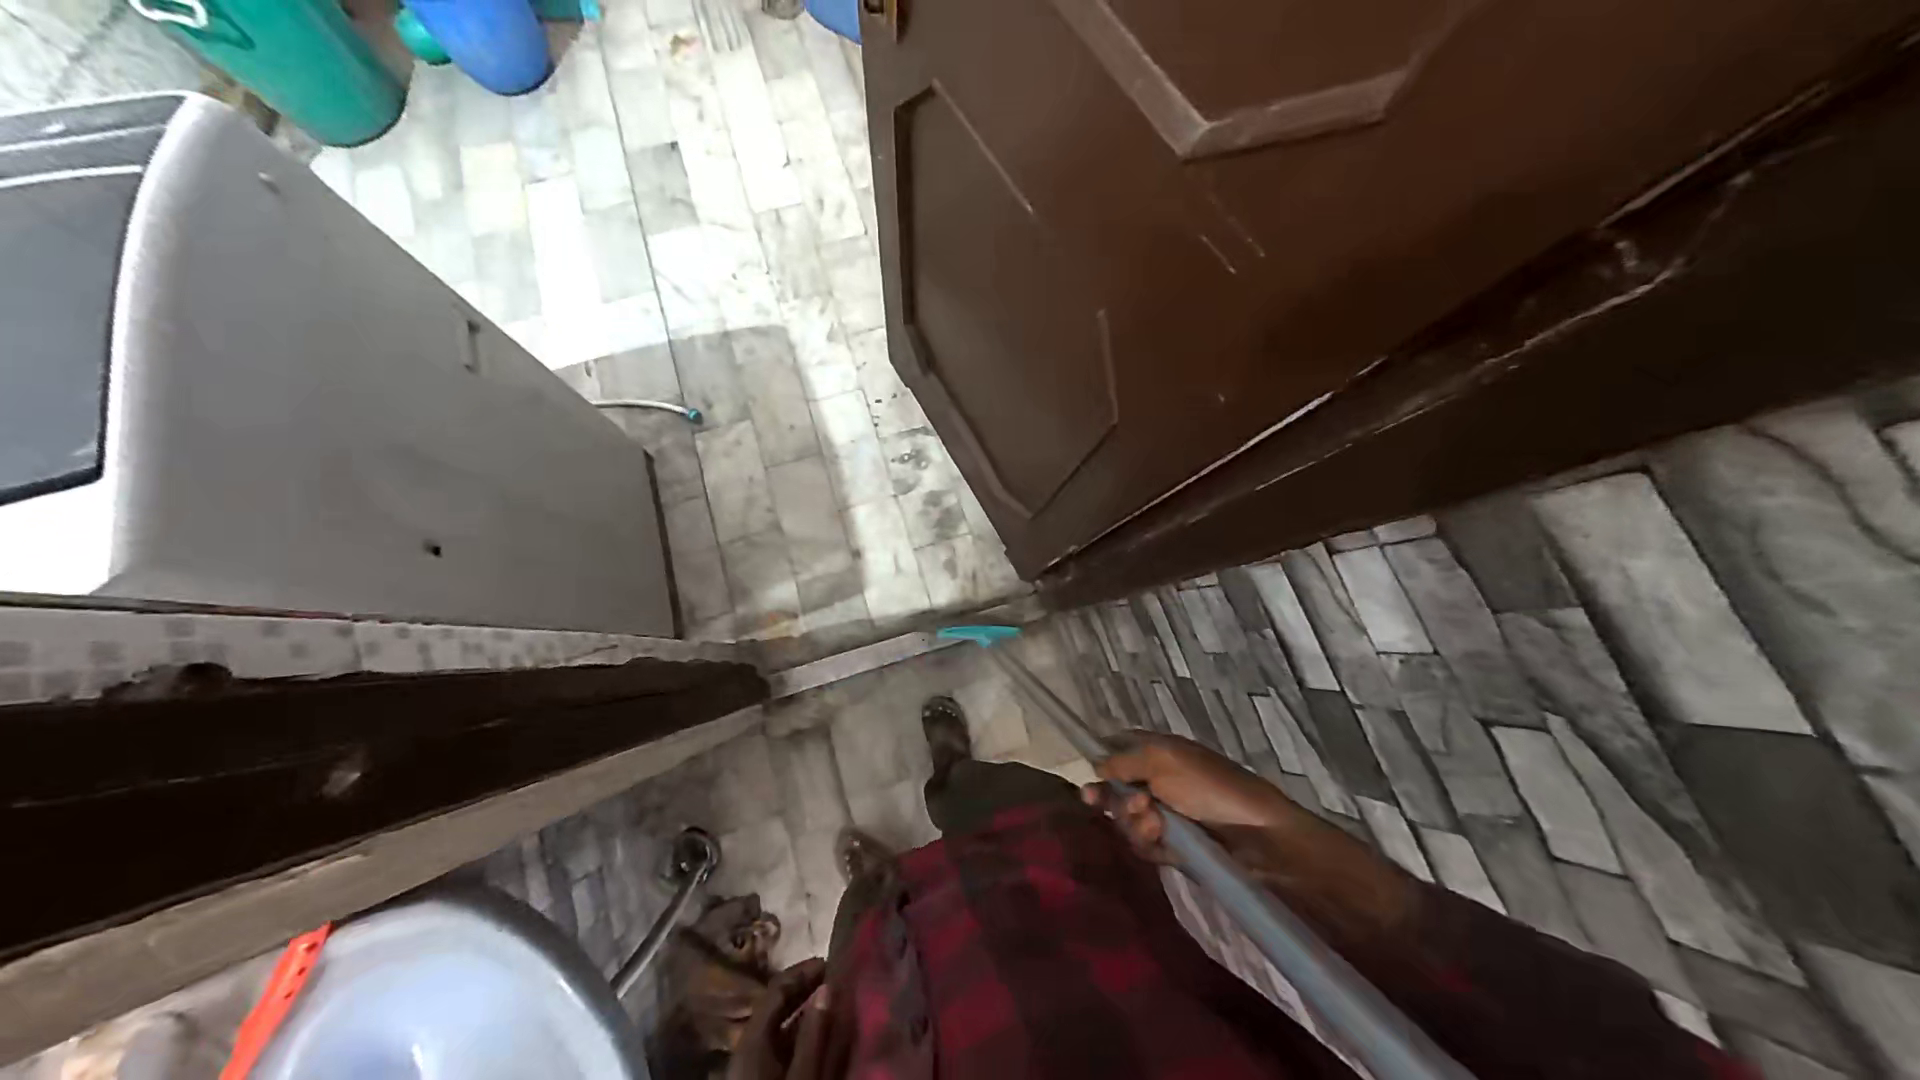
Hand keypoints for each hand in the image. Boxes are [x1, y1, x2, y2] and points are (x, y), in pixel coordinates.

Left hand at [727, 959, 849, 1079]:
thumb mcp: (802, 1077)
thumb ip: (814, 1034)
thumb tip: (826, 988)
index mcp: (752, 1041)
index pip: (776, 989)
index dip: (803, 972)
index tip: (831, 963)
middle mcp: (747, 1048)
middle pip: (776, 1006)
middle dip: (805, 990)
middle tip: (836, 980)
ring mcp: (751, 1068)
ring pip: (779, 1029)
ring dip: (805, 1014)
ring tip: (835, 1007)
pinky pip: (780, 1049)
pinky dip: (801, 1037)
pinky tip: (822, 1040)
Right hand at [1080, 732, 1296, 861]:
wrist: (1258, 837)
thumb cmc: (1211, 786)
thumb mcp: (1163, 760)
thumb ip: (1123, 761)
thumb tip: (1096, 765)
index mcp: (1158, 752)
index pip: (1118, 749)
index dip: (1101, 759)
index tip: (1089, 774)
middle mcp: (1158, 781)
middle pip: (1115, 788)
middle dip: (1112, 797)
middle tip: (1106, 803)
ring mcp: (1165, 814)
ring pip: (1126, 819)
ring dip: (1133, 821)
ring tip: (1154, 823)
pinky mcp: (1173, 846)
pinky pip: (1144, 844)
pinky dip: (1149, 843)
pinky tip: (1162, 840)